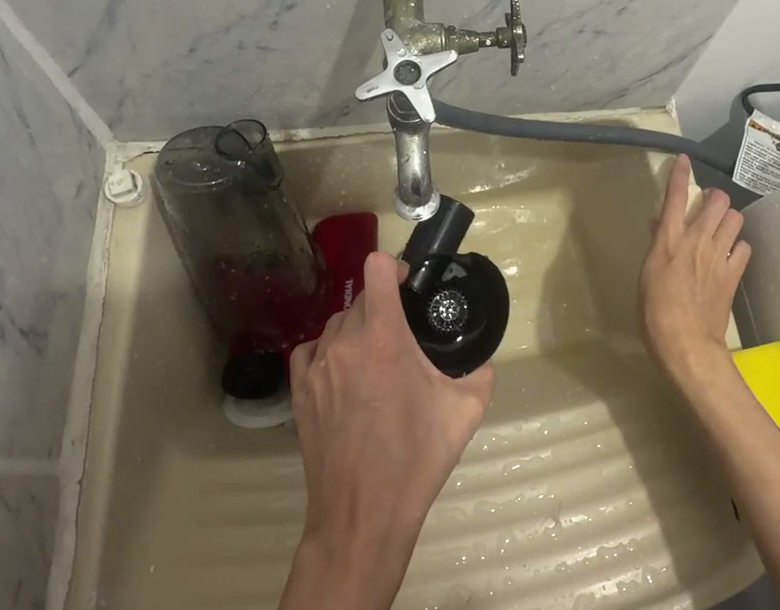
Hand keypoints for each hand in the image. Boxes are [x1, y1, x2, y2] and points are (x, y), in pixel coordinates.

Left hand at [280, 251, 494, 609]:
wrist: (364, 512)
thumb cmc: (417, 459)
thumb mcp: (466, 411)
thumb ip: (480, 372)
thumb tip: (481, 358)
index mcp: (384, 339)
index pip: (377, 269)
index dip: (396, 267)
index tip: (410, 285)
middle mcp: (345, 342)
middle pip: (361, 297)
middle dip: (385, 305)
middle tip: (405, 333)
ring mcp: (316, 366)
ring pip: (338, 324)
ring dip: (359, 329)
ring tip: (378, 359)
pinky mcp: (298, 390)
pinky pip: (312, 350)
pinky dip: (330, 351)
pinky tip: (346, 373)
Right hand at [640, 155, 750, 387]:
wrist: (686, 344)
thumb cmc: (654, 312)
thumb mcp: (646, 275)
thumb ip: (656, 246)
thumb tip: (660, 227)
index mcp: (668, 241)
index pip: (674, 197)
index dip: (679, 175)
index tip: (683, 160)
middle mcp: (697, 241)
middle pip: (717, 201)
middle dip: (714, 197)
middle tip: (708, 204)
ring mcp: (719, 257)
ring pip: (735, 219)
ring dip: (728, 219)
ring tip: (721, 227)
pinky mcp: (733, 274)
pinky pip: (744, 247)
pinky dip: (738, 246)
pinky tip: (730, 254)